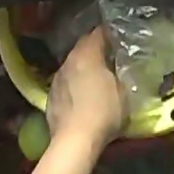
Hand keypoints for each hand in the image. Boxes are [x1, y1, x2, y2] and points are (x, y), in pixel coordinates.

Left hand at [46, 30, 124, 152]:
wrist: (74, 141)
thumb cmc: (104, 112)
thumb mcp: (123, 92)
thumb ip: (121, 73)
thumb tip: (121, 66)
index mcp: (88, 54)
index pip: (98, 33)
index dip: (110, 34)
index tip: (119, 38)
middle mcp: (69, 60)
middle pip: (83, 46)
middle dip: (95, 48)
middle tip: (110, 56)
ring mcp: (57, 77)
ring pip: (73, 63)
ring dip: (83, 66)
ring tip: (96, 76)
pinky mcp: (50, 94)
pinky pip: (65, 81)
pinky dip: (74, 82)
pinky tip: (81, 94)